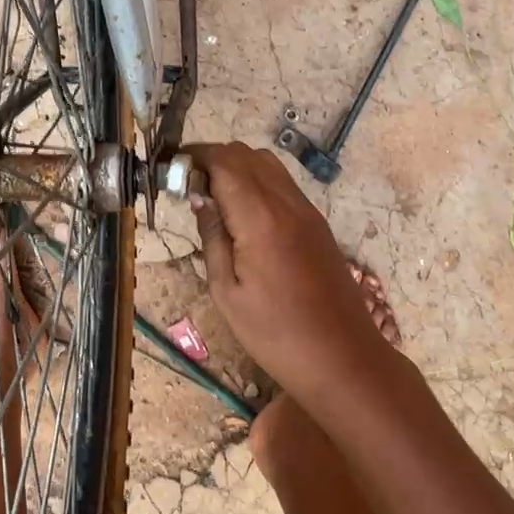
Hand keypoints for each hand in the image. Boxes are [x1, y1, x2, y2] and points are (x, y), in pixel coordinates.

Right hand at [184, 142, 394, 395]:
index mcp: (260, 218)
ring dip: (236, 168)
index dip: (194, 157)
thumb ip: (212, 237)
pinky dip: (257, 182)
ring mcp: (307, 210)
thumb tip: (199, 198)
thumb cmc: (275, 334)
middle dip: (212, 159)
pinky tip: (242, 213)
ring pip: (267, 163)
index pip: (224, 162)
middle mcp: (287, 203)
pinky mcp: (317, 223)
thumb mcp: (226, 291)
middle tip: (187, 185)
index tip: (170, 169)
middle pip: (246, 154)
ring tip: (212, 197)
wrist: (343, 358)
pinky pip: (283, 184)